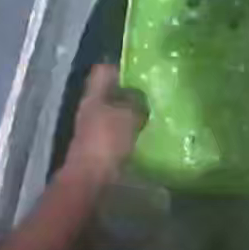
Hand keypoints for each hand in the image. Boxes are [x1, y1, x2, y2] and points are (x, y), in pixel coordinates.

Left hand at [63, 64, 146, 186]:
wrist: (90, 181)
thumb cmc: (107, 142)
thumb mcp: (128, 115)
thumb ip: (136, 101)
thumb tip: (143, 96)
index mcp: (94, 96)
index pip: (104, 71)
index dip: (122, 68)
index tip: (144, 71)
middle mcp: (91, 109)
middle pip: (111, 93)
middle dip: (132, 92)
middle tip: (156, 93)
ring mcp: (94, 130)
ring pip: (116, 113)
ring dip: (133, 113)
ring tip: (157, 114)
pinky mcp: (101, 148)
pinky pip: (119, 132)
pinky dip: (132, 132)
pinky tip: (149, 135)